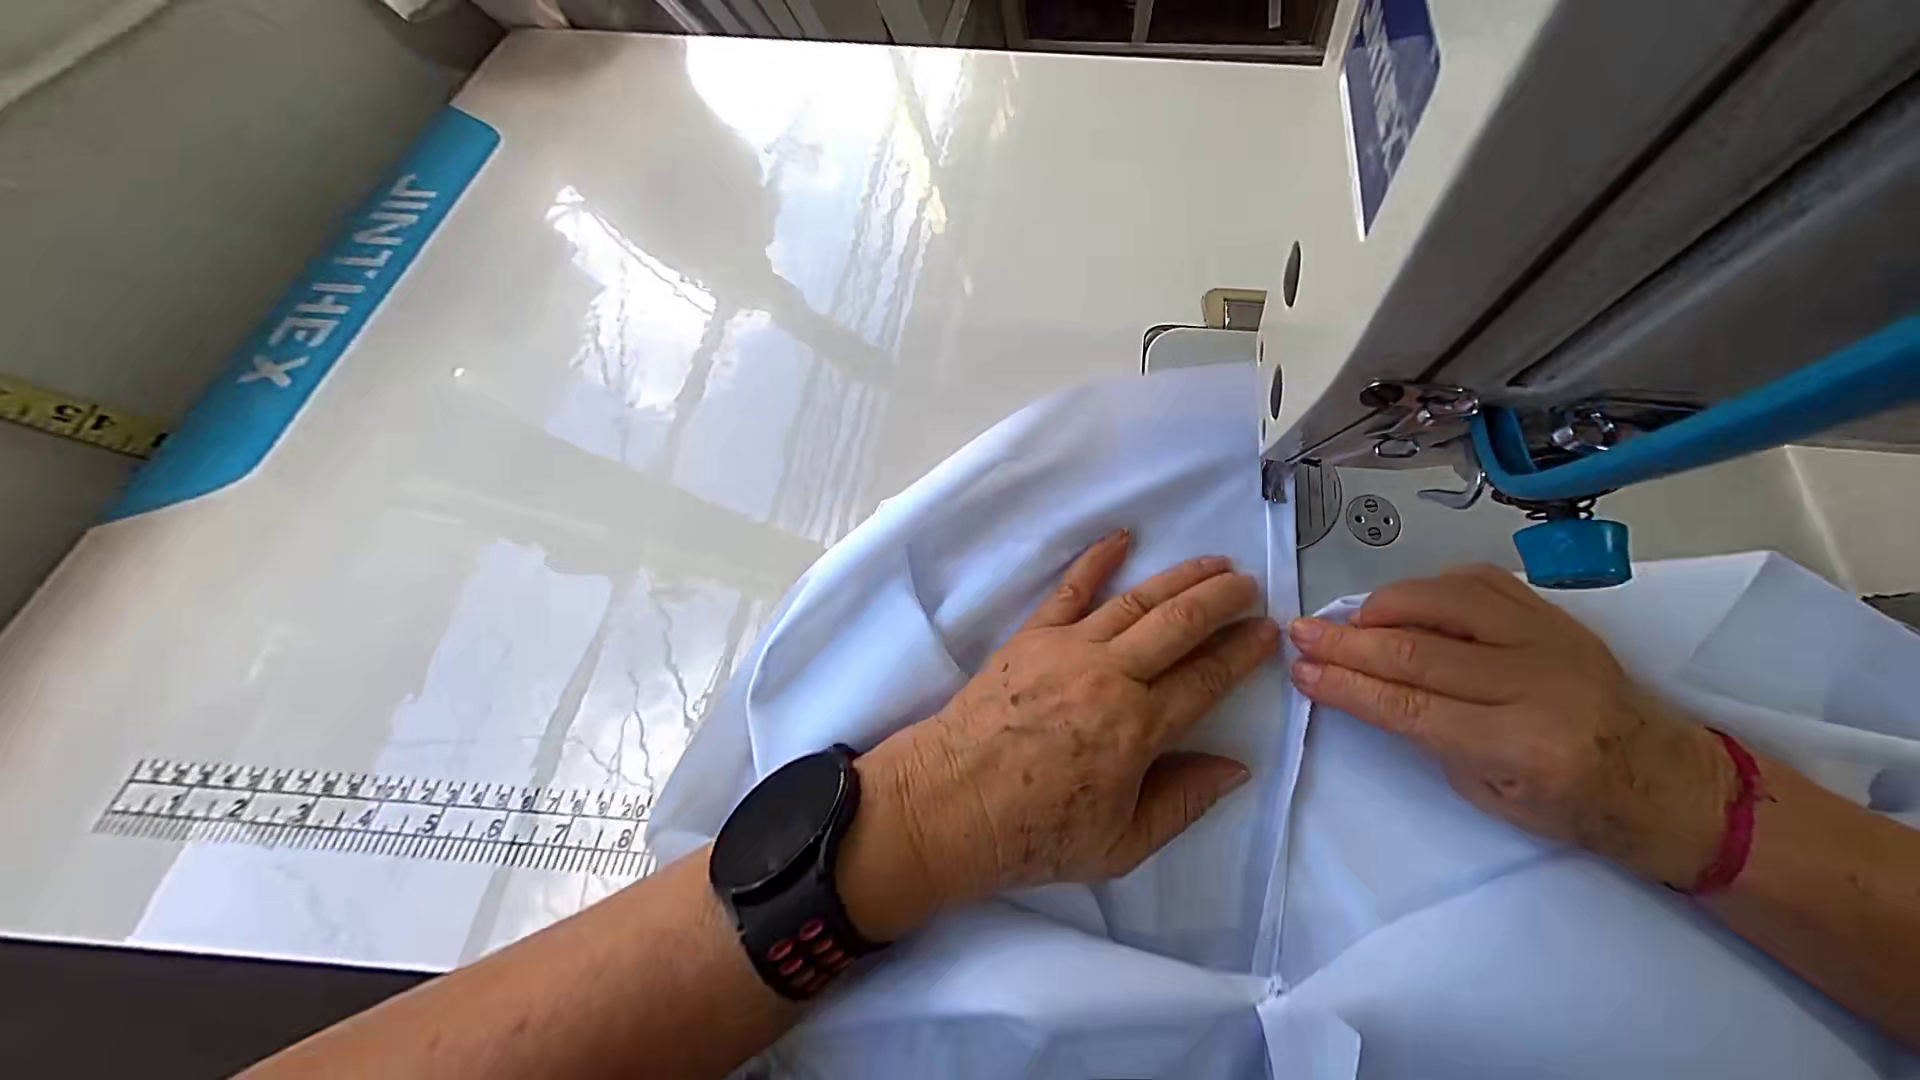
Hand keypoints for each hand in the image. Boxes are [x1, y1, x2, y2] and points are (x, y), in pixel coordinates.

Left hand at [837, 529, 1280, 939]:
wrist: (954, 800)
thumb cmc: (1037, 830)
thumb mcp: (1123, 843)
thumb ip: (1184, 801)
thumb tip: (1236, 765)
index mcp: (1139, 728)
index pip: (1207, 677)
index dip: (1242, 652)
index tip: (1267, 632)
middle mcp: (1111, 676)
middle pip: (1180, 624)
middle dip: (1222, 599)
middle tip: (1249, 586)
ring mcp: (1069, 648)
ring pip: (1137, 601)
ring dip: (1180, 577)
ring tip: (1212, 563)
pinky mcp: (1032, 635)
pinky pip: (1070, 588)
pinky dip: (1098, 559)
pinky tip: (1122, 537)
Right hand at [1286, 564, 1734, 887]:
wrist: (1668, 780)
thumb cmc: (1567, 803)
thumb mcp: (1482, 789)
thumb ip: (1421, 730)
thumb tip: (1354, 681)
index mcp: (1522, 745)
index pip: (1409, 706)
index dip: (1345, 686)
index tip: (1301, 672)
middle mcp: (1538, 683)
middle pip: (1415, 650)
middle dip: (1345, 642)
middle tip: (1300, 633)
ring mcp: (1549, 639)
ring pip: (1441, 601)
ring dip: (1380, 607)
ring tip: (1346, 621)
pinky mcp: (1553, 615)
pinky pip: (1475, 581)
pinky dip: (1425, 587)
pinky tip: (1400, 605)